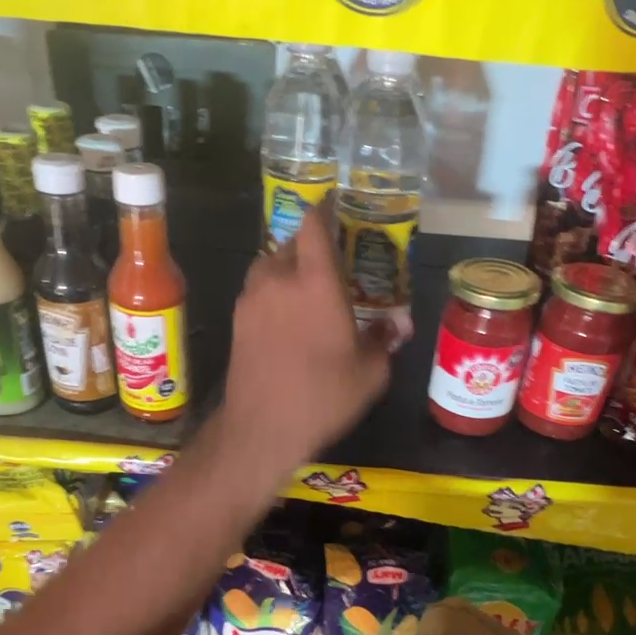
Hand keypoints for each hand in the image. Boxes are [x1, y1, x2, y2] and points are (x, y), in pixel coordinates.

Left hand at [220, 200, 392, 464]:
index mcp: (315, 281)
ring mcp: (252, 299)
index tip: (336, 206)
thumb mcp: (370, 372)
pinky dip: (274, 293)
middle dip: (311, 247)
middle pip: (292, 243)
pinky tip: (289, 319)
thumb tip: (398, 323)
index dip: (324, 209)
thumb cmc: (323, 396)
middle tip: (334, 263)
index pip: (314, 224)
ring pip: (271, 266)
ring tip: (310, 291)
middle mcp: (279, 279)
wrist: (261, 429)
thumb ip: (384, 339)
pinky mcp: (237, 320)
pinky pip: (259, 291)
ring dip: (289, 269)